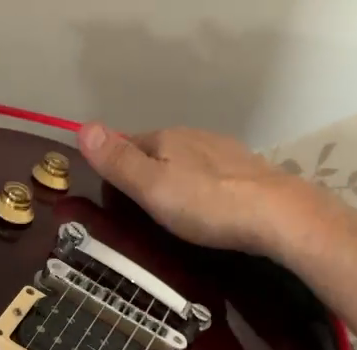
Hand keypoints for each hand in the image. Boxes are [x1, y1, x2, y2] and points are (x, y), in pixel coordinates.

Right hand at [76, 123, 325, 255]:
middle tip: (132, 212)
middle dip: (144, 175)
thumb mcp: (152, 187)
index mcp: (167, 139)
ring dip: (173, 183)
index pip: (128, 143)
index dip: (113, 165)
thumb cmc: (206, 205)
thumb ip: (119, 162)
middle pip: (158, 153)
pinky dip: (198, 192)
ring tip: (166, 214)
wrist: (274, 215)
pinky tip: (202, 211)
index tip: (104, 194)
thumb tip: (82, 127)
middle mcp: (195, 138)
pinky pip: (209, 179)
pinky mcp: (245, 175)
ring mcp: (223, 155)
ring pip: (186, 165)